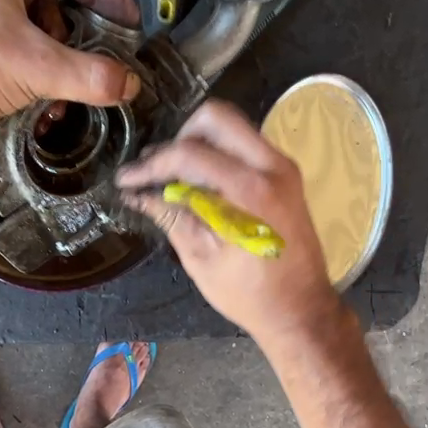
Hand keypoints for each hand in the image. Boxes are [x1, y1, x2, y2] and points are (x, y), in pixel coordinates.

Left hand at [0, 0, 140, 140]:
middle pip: (53, 5)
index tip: (126, 20)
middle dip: (74, 43)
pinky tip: (40, 107)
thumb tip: (127, 84)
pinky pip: (16, 55)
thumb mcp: (40, 67)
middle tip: (91, 65)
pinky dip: (33, 79)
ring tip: (60, 96)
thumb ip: (90, 75)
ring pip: (35, 35)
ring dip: (55, 69)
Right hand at [118, 101, 346, 347]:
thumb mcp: (202, 260)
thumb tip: (139, 197)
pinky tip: (199, 185)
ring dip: (198, 145)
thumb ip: (172, 218)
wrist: (301, 309)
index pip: (189, 154)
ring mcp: (282, 166)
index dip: (151, 165)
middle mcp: (271, 165)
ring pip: (232, 128)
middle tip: (157, 171)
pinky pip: (245, 146)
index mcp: (250, 190)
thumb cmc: (250, 295)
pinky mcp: (285, 175)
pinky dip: (218, 156)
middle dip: (178, 139)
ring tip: (172, 178)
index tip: (126, 180)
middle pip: (215, 118)